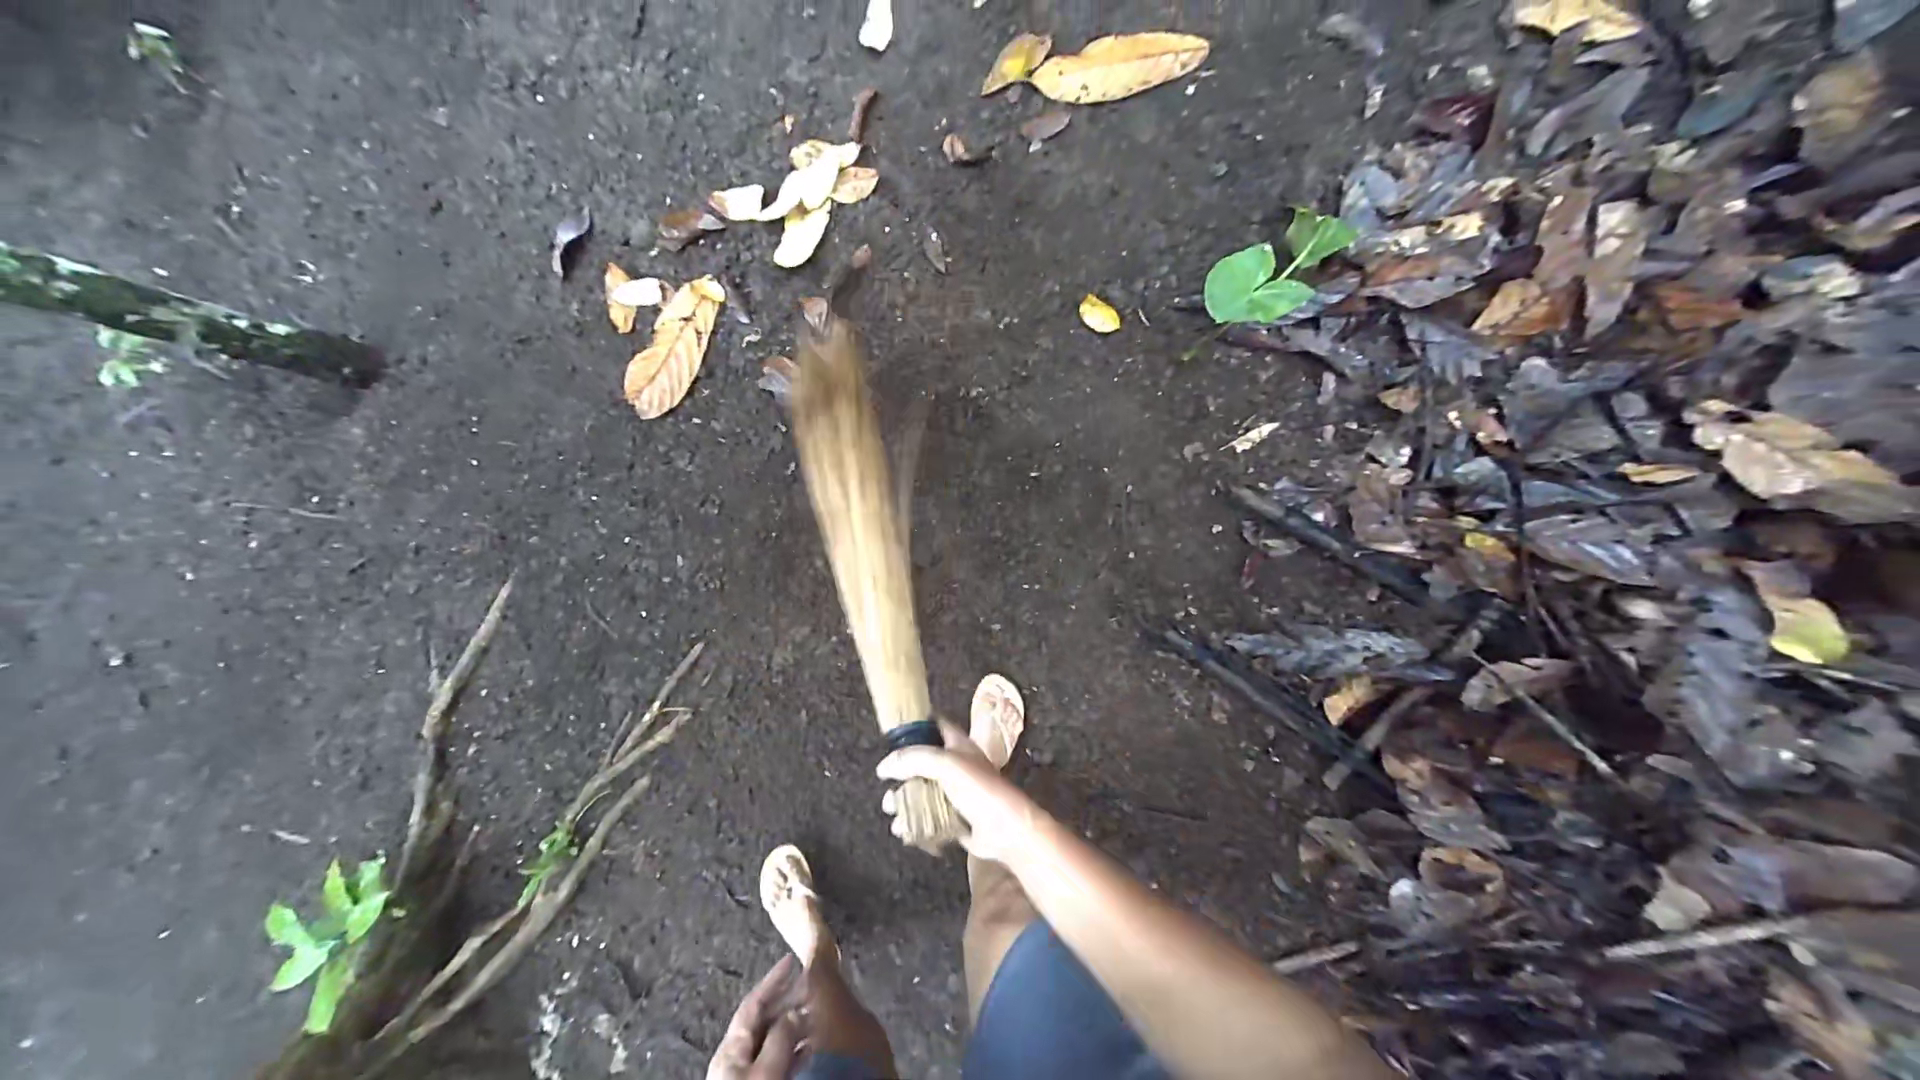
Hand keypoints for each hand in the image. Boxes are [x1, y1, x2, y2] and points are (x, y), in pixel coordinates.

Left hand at [707, 956, 805, 1079]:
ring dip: (793, 1025)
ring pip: (771, 1039)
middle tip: (812, 987)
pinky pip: (776, 1060)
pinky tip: (809, 1046)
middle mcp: (736, 1056)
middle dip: (787, 1000)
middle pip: (763, 1018)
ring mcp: (744, 1074)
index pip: (753, 1002)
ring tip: (815, 1013)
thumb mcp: (764, 1071)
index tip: (791, 958)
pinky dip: (793, 1049)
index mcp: (731, 1047)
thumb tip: (796, 1011)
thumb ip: (780, 1039)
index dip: (772, 979)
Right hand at [877, 720, 1046, 864]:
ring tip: (892, 808)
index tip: (893, 735)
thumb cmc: (980, 789)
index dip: (915, 726)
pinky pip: (927, 817)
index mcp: (958, 745)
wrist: (1006, 830)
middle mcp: (956, 766)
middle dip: (901, 773)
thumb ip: (912, 760)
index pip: (934, 725)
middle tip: (887, 781)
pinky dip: (912, 822)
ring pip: (921, 792)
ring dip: (903, 801)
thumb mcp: (945, 764)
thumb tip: (883, 767)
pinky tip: (903, 828)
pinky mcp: (953, 819)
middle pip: (921, 762)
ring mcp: (955, 793)